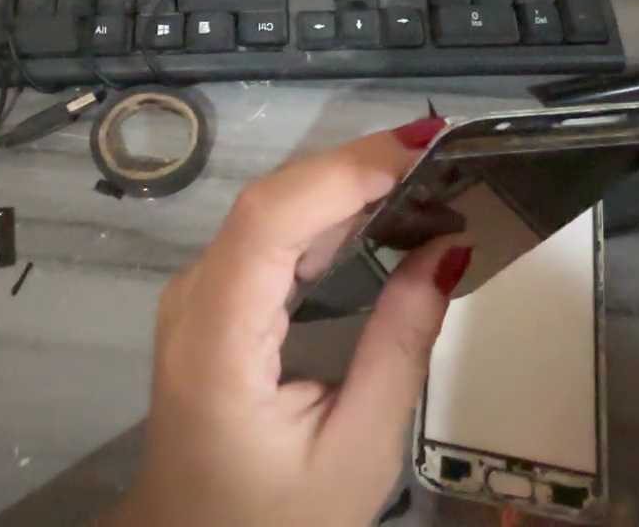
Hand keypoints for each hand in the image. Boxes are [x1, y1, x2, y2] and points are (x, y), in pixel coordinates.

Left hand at [104, 118, 471, 526]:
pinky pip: (268, 234)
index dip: (340, 172)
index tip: (415, 149)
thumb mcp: (357, 452)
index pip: (268, 221)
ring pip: (269, 208)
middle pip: (268, 203)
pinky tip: (374, 205)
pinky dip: (325, 210)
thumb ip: (399, 347)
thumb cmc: (275, 520)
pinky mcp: (214, 294)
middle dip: (352, 165)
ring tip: (418, 166)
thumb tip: (444, 251)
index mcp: (216, 341)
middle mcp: (194, 296)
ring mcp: (197, 291)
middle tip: (434, 148)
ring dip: (343, 180)